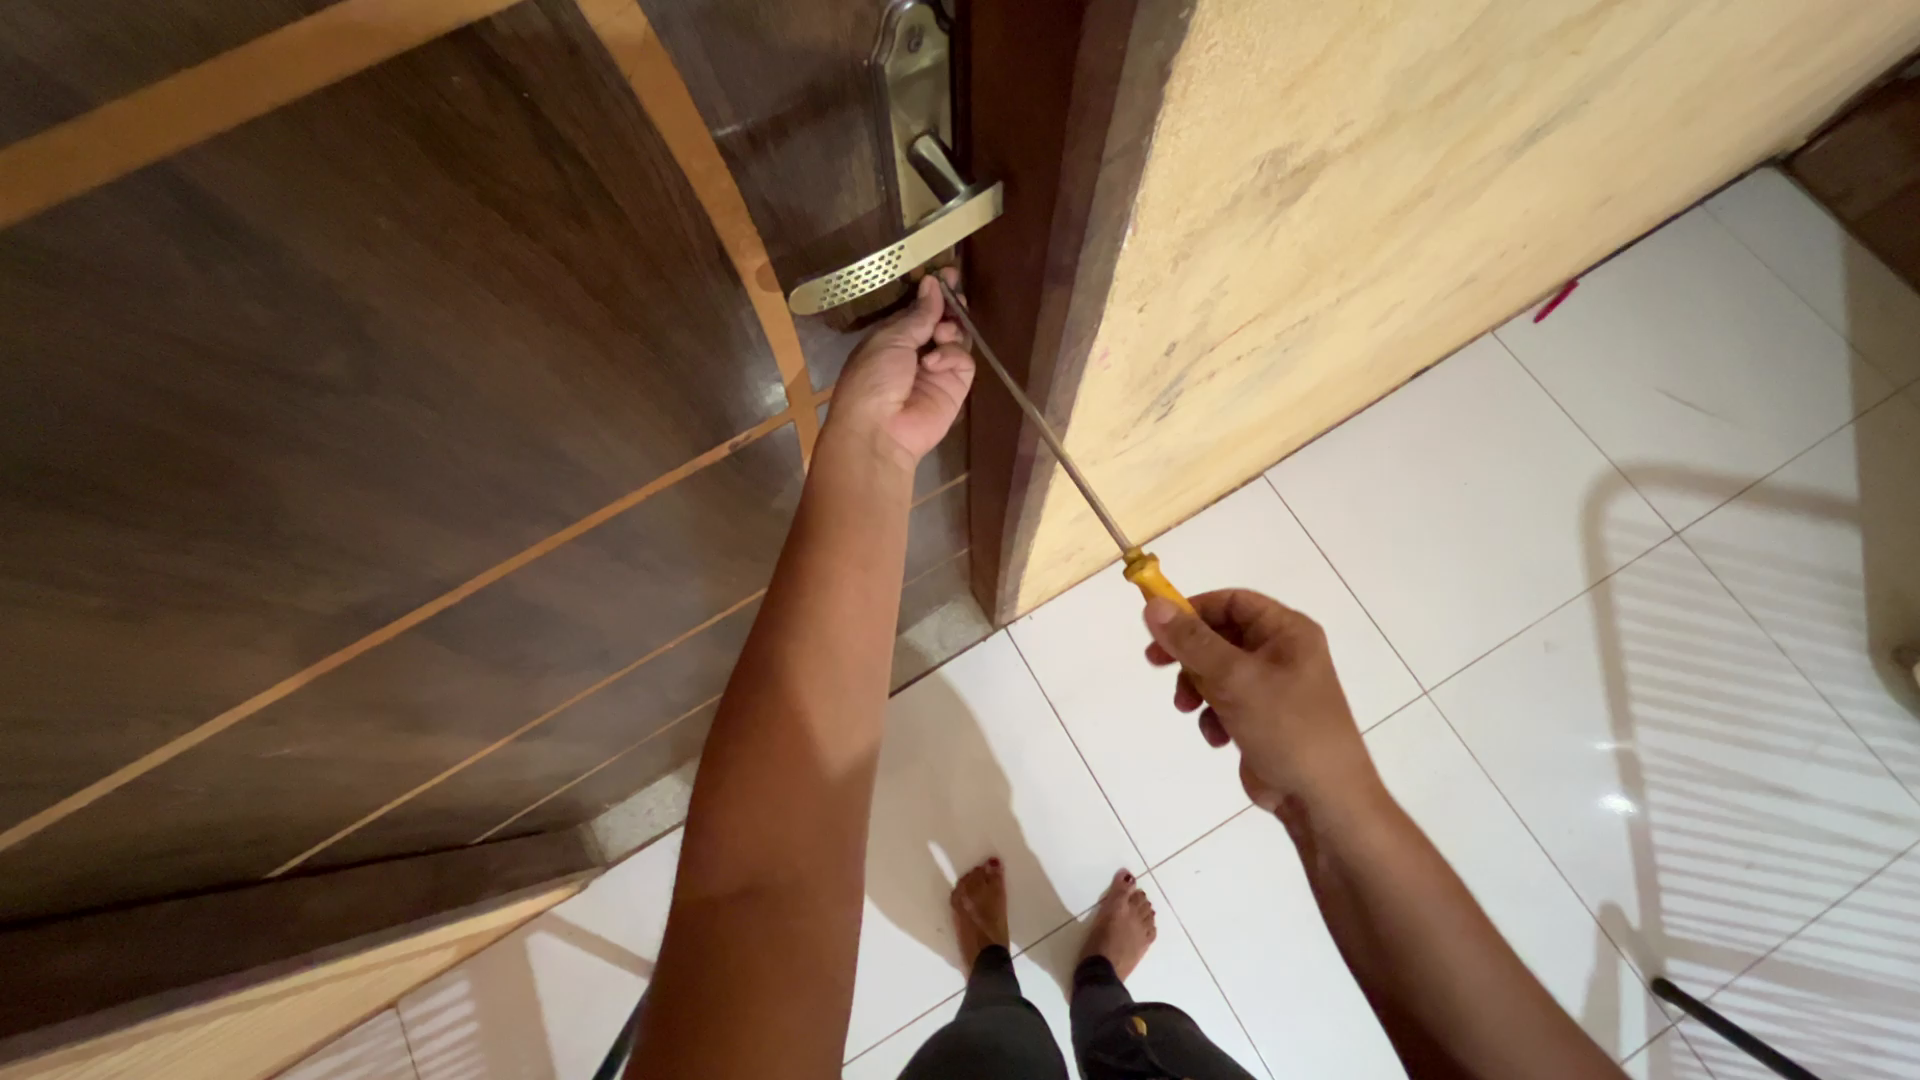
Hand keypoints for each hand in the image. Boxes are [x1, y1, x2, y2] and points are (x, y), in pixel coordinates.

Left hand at [828, 268, 974, 466]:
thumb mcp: (890, 339)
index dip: (932, 293)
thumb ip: (917, 314)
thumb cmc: (872, 378)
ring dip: (950, 329)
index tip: (946, 274)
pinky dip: (952, 357)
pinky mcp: (954, 388)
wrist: (879, 429)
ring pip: (957, 338)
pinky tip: (934, 364)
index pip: (918, 310)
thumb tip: (932, 284)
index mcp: (892, 338)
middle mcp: (916, 352)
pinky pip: (963, 361)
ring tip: (940, 334)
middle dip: (949, 306)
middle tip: (955, 292)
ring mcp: (937, 371)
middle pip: (942, 321)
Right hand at [1143, 591, 1379, 813]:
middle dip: (1189, 655)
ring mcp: (1273, 687)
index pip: (1232, 602)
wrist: (1322, 799)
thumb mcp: (1233, 678)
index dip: (1194, 609)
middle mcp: (1282, 652)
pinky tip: (1216, 736)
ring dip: (1196, 688)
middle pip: (1219, 636)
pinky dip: (1212, 715)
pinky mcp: (1262, 717)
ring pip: (1216, 670)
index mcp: (1287, 632)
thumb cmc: (1286, 727)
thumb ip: (1191, 640)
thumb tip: (1153, 604)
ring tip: (1187, 708)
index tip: (1159, 626)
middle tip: (1156, 662)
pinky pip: (1224, 701)